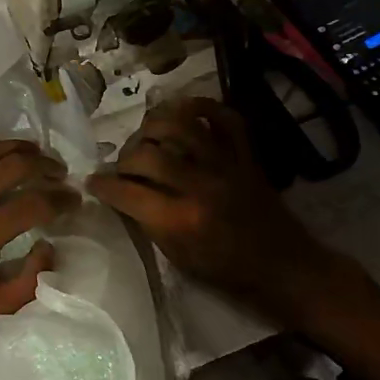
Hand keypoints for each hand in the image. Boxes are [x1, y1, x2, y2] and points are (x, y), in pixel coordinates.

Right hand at [87, 98, 338, 321]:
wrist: (285, 267)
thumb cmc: (227, 272)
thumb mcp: (177, 258)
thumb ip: (148, 222)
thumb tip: (121, 195)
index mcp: (180, 220)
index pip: (127, 191)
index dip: (103, 186)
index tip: (94, 182)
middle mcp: (200, 185)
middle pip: (147, 153)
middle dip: (124, 158)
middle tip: (122, 167)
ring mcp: (225, 164)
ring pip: (179, 124)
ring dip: (154, 126)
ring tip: (147, 137)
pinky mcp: (244, 154)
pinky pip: (223, 116)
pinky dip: (202, 107)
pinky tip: (184, 113)